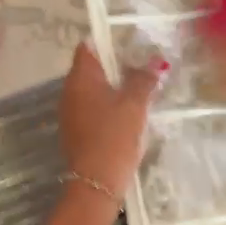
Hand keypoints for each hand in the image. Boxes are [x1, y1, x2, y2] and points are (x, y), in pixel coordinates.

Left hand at [58, 43, 159, 199]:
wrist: (95, 182)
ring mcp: (70, 112)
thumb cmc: (114, 136)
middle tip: (141, 67)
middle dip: (114, 66)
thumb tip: (155, 61)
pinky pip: (92, 108)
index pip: (88, 48)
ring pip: (92, 90)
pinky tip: (128, 115)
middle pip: (90, 69)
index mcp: (80, 78)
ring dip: (113, 88)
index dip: (107, 42)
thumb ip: (144, 79)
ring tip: (139, 90)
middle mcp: (69, 91)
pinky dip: (108, 106)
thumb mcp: (134, 105)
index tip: (129, 44)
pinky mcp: (76, 130)